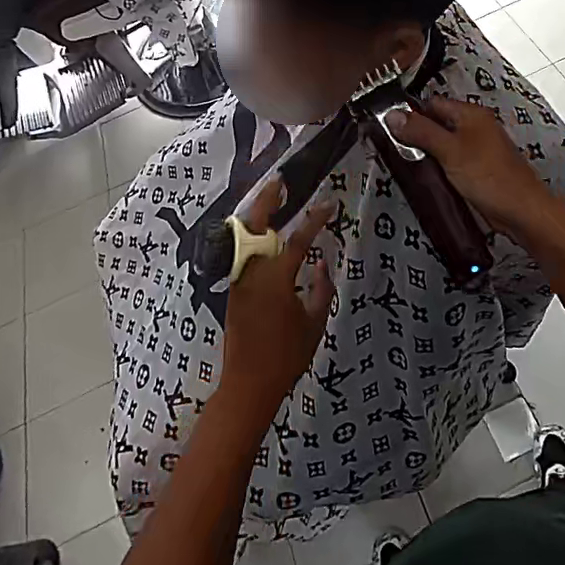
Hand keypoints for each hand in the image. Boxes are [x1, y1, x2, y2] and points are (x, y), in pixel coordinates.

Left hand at [219, 179, 336, 411]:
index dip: (315, 219)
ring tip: (271, 197)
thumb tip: (320, 263)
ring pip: (244, 238)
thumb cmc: (287, 355)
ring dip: (257, 215)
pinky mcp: (234, 290)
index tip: (330, 204)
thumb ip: (321, 288)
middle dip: (267, 201)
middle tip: (280, 181)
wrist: (248, 383)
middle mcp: (252, 274)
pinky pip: (242, 253)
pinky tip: (262, 232)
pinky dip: (252, 235)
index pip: (297, 239)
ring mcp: (239, 281)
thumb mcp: (314, 321)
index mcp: (275, 280)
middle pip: (255, 227)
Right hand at [384, 96, 558, 238]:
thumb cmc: (489, 177)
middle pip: (437, 125)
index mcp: (472, 114)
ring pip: (444, 146)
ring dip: (427, 156)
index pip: (432, 103)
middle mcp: (476, 128)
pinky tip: (427, 180)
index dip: (411, 113)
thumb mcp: (449, 151)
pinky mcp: (478, 171)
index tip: (387, 128)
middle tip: (394, 151)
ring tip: (405, 166)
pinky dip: (439, 169)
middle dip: (417, 136)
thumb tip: (392, 115)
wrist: (521, 211)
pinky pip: (452, 163)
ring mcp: (478, 150)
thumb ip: (421, 132)